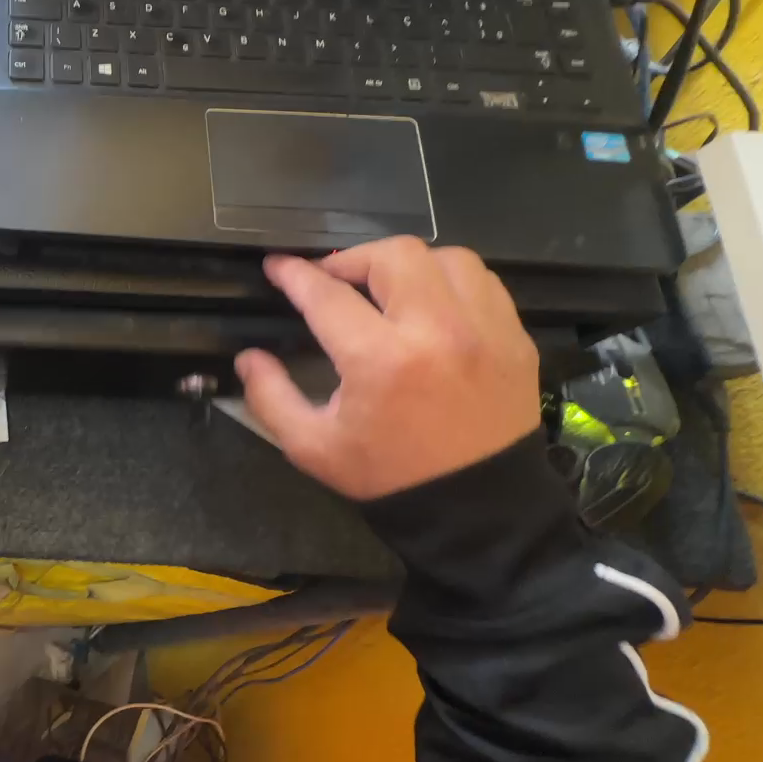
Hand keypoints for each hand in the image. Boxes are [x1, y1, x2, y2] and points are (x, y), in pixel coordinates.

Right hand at [235, 236, 540, 500]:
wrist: (474, 505)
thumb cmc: (384, 474)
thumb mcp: (309, 445)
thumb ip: (269, 395)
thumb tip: (248, 357)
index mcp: (380, 359)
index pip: (328, 296)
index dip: (295, 275)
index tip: (277, 265)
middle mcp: (437, 330)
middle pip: (394, 256)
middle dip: (351, 259)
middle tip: (330, 278)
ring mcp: (485, 330)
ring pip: (446, 258)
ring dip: (405, 264)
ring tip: (382, 287)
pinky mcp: (513, 338)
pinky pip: (481, 282)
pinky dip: (446, 280)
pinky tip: (425, 302)